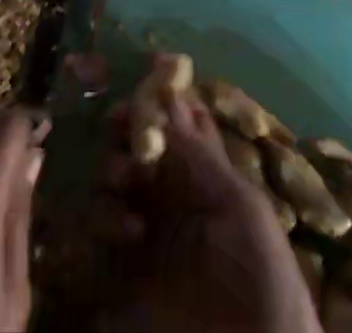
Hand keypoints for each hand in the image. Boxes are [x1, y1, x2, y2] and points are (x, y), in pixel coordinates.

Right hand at [98, 94, 320, 332]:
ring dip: (113, 171)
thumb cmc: (258, 275)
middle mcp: (169, 195)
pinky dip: (103, 217)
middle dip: (124, 132)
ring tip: (127, 184)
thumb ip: (198, 154)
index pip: (174, 125)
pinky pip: (93, 228)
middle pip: (133, 145)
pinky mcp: (117, 268)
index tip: (139, 77)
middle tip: (122, 130)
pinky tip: (128, 231)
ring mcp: (141, 229)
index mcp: (203, 175)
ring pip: (109, 180)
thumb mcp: (239, 206)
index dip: (156, 100)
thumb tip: (171, 93)